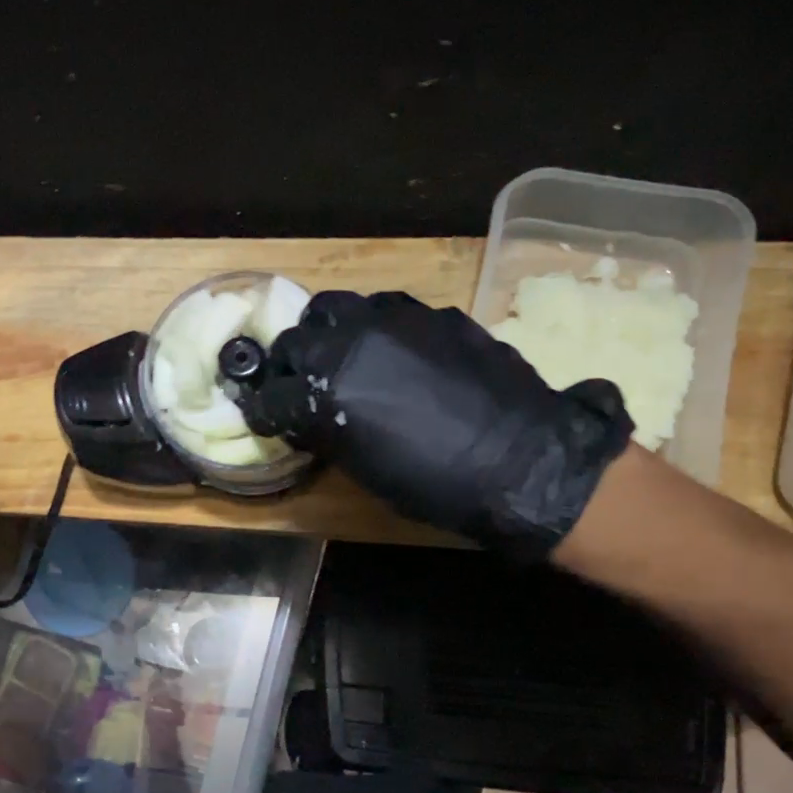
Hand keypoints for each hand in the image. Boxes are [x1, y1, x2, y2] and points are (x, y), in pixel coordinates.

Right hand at [241, 291, 632, 557]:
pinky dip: (376, 329)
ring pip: (336, 308)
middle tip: (299, 387)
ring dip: (327, 333)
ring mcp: (394, 320)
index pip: (272, 395)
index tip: (269, 420)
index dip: (266, 410)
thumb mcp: (365, 468)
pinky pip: (387, 311)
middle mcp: (350, 343)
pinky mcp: (433, 313)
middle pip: (295, 341)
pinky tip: (393, 351)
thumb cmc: (437, 485)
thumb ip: (327, 432)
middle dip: (289, 366)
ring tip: (341, 356)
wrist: (525, 462)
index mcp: (326, 391)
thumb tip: (309, 419)